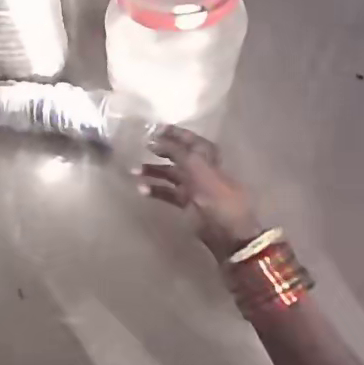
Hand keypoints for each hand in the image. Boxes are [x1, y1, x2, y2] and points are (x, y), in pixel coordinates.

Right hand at [136, 126, 263, 260]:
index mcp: (209, 159)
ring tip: (133, 171)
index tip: (156, 128)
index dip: (176, 133)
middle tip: (144, 146)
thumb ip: (178, 152)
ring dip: (153, 171)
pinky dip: (155, 190)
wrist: (229, 235)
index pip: (191, 140)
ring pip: (171, 175)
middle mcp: (202, 170)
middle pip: (180, 155)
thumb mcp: (197, 169)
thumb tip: (156, 139)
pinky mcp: (188, 205)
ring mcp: (195, 188)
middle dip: (162, 150)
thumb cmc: (217, 198)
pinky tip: (141, 190)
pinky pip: (168, 194)